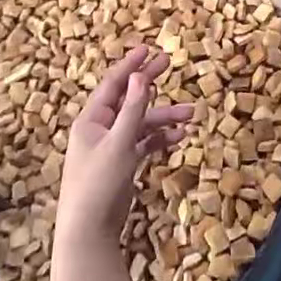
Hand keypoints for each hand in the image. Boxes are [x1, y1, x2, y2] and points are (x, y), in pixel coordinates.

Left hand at [58, 47, 192, 246]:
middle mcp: (100, 129)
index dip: (130, 65)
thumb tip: (140, 75)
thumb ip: (132, 109)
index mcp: (91, 120)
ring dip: (164, 117)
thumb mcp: (118, 144)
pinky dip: (161, 138)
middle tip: (169, 62)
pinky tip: (180, 136)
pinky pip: (144, 143)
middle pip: (128, 99)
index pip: (113, 84)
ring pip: (141, 123)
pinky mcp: (123, 164)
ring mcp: (112, 147)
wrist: (89, 232)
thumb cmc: (98, 184)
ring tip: (191, 114)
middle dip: (150, 83)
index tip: (148, 48)